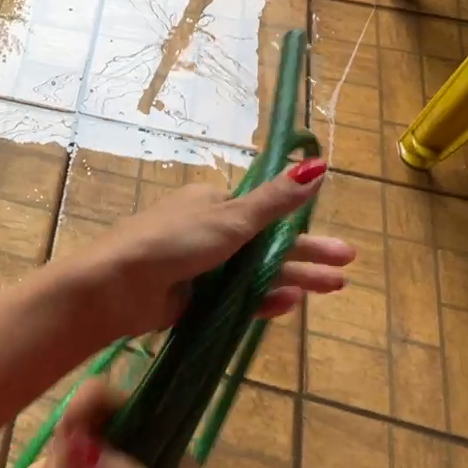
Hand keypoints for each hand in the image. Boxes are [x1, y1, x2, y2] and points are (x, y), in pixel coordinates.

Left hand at [74, 157, 351, 336]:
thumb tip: (316, 164)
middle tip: (347, 266)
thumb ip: (274, 200)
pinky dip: (262, 299)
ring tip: (334, 287)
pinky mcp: (193, 298)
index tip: (330, 240)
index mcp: (210, 204)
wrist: (120, 285)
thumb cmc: (174, 241)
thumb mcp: (231, 218)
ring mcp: (199, 266)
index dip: (296, 224)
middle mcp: (205, 231)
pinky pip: (235, 298)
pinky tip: (289, 303)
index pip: (260, 213)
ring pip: (254, 272)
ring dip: (293, 277)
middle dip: (306, 253)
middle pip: (264, 243)